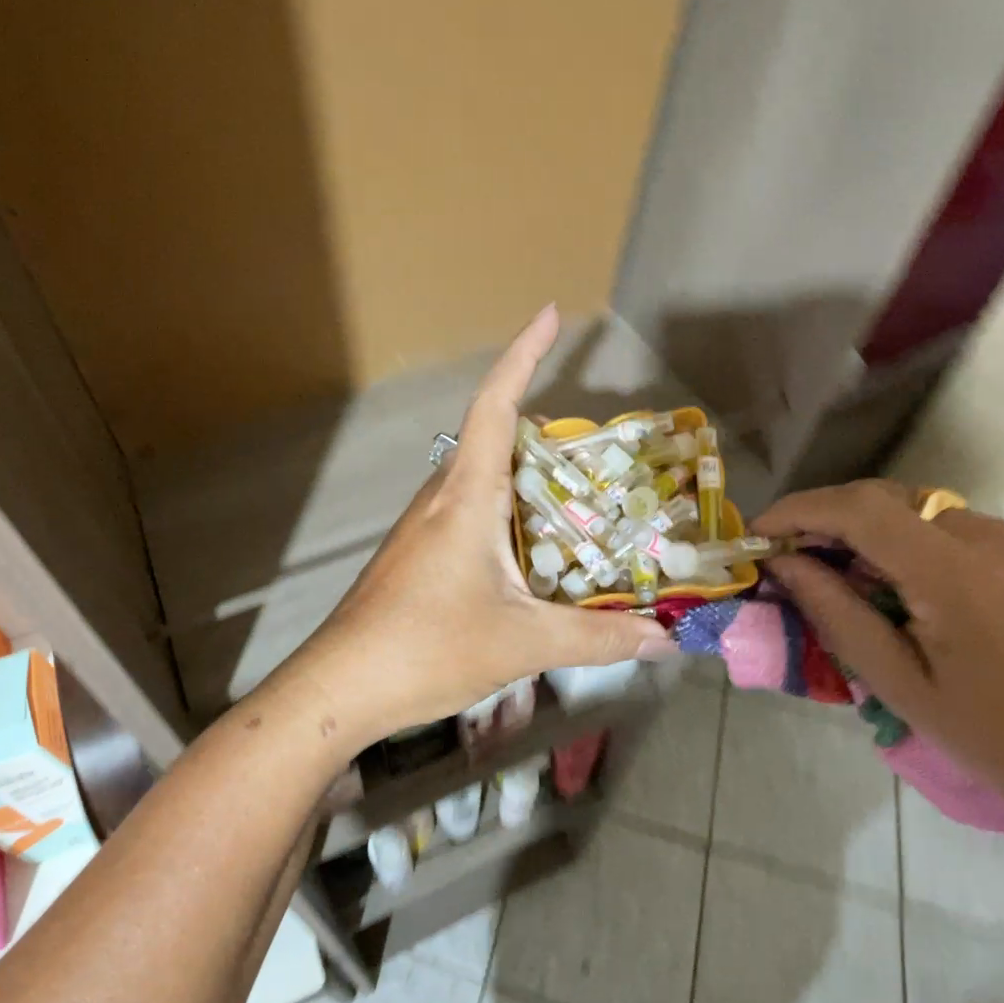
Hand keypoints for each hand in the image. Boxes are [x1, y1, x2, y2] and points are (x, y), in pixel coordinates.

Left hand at [289, 305, 671, 743]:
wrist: (339, 688)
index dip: (523, 355)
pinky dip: (506, 520)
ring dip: (526, 485)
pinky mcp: (414, 558)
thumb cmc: (426, 649)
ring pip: (480, 484)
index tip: (548, 314)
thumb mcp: (522, 643)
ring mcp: (421, 529)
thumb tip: (664, 640)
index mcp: (465, 497)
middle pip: (493, 442)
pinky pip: (467, 518)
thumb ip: (596, 638)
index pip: (494, 405)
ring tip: (581, 512)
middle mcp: (440, 499)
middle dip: (545, 437)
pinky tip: (532, 562)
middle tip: (601, 460)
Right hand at [752, 480, 1003, 836]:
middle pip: (889, 500)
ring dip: (875, 535)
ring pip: (924, 513)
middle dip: (830, 520)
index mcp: (958, 575)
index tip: (760, 535)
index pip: (859, 508)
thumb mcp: (902, 687)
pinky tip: (914, 593)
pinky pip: (962, 531)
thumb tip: (787, 564)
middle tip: (794, 562)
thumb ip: (837, 614)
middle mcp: (997, 537)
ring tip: (852, 585)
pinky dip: (918, 547)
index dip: (799, 510)